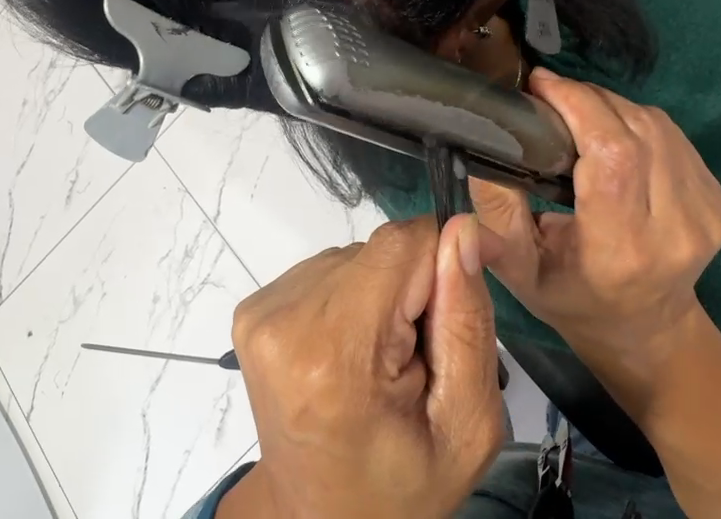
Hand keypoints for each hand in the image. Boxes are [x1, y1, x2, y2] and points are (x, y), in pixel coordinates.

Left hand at [221, 217, 504, 518]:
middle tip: (415, 359)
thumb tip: (463, 230)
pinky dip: (351, 300)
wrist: (321, 513)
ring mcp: (261, 311)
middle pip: (379, 251)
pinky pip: (326, 271)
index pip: (402, 244)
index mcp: (333, 351)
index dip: (445, 264)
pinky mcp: (252, 309)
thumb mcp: (465, 426)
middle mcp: (284, 318)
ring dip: (381, 296)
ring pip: (354, 257)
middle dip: (413, 291)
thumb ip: (467, 322)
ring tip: (381, 362)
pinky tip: (351, 351)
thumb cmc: (400, 482)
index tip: (457, 312)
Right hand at [470, 69, 720, 371]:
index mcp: (622, 248)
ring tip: (574, 112)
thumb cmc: (570, 297)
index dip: (579, 106)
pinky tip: (610, 133)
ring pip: (656, 124)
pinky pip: (672, 134)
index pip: (613, 154)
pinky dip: (635, 121)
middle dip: (588, 98)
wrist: (644, 329)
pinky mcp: (718, 199)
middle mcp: (675, 228)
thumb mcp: (518, 269)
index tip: (540, 87)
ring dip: (610, 105)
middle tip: (548, 96)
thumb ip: (496, 215)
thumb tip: (478, 155)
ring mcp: (705, 212)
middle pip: (636, 129)